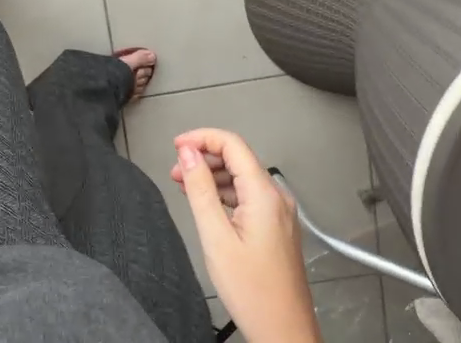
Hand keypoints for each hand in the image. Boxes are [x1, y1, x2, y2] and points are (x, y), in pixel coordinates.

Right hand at [173, 128, 320, 342]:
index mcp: (264, 194)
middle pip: (238, 158)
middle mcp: (277, 197)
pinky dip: (225, 192)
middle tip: (175, 172)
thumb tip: (187, 152)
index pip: (232, 144)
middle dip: (204, 157)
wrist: (285, 334)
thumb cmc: (249, 288)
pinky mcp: (278, 227)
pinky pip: (248, 196)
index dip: (201, 137)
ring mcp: (280, 213)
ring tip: (184, 188)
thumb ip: (200, 189)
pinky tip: (206, 205)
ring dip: (212, 175)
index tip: (175, 147)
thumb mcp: (215, 236)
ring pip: (242, 177)